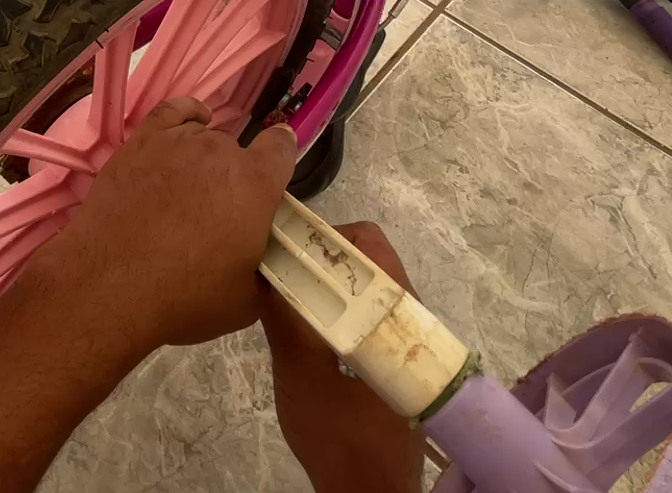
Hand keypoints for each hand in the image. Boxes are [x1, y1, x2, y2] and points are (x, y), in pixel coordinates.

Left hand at [29, 97, 296, 352]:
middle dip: (234, 179)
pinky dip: (187, 114)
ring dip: (205, 161)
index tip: (273, 179)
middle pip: (237, 152)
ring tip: (189, 193)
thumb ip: (266, 267)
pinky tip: (192, 123)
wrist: (109, 285)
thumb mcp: (247, 301)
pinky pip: (173, 110)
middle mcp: (220, 151)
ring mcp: (177, 141)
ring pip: (204, 138)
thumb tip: (267, 260)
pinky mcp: (141, 141)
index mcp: (255, 184)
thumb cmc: (184, 298)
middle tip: (217, 217)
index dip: (281, 159)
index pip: (282, 147)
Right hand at [260, 222, 425, 492]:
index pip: (369, 241)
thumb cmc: (339, 434)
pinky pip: (366, 307)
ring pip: (366, 281)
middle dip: (322, 254)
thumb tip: (262, 264)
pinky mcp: (393, 356)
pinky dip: (336, 302)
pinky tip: (307, 325)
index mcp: (397, 312)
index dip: (325, 236)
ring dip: (328, 279)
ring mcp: (404, 336)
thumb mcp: (301, 374)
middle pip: (368, 256)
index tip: (287, 250)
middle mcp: (409, 315)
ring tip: (289, 294)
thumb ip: (284, 316)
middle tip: (284, 270)